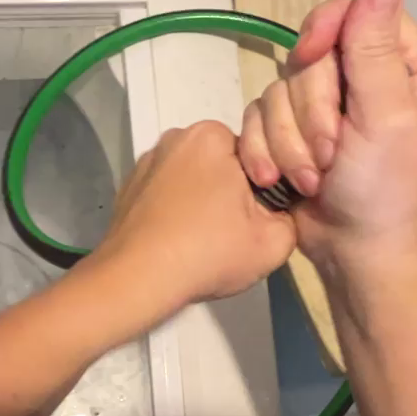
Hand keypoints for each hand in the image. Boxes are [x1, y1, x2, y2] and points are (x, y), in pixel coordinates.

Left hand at [87, 120, 297, 312]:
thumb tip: (277, 212)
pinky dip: (173, 211)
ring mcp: (146, 161)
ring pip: (191, 178)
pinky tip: (175, 241)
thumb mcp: (274, 242)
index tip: (257, 220)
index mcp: (212, 135)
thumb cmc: (208, 253)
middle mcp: (176, 137)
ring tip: (201, 241)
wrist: (136, 279)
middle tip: (231, 233)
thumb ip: (289, 217)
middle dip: (230, 191)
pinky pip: (164, 193)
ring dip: (200, 201)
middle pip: (221, 164)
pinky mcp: (127, 187)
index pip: (255, 155)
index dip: (263, 190)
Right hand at [238, 0, 416, 273]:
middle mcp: (364, 77)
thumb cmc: (383, 189)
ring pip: (278, 89)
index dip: (327, 30)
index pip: (357, 12)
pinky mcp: (287, 130)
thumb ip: (377, 52)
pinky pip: (256, 118)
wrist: (350, 251)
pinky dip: (264, 151)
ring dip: (289, 140)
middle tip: (330, 153)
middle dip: (310, 110)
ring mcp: (322, 105)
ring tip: (312, 177)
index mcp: (406, 65)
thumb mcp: (388, 119)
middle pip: (311, 55)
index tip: (312, 57)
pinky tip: (279, 178)